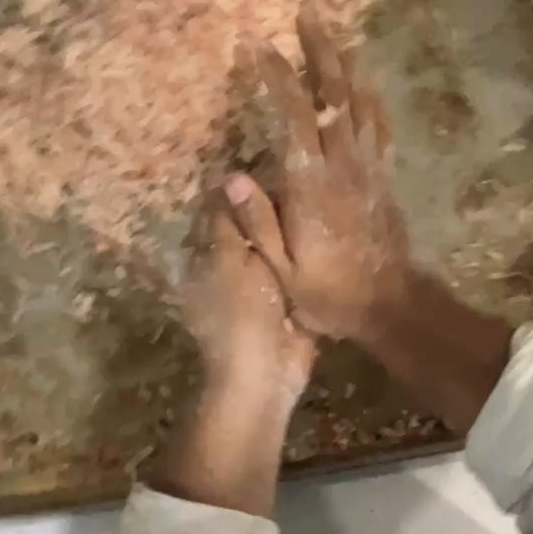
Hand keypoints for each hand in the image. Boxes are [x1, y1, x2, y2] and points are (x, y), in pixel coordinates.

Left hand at [179, 189, 317, 404]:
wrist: (266, 373)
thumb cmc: (241, 314)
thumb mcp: (229, 258)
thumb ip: (229, 219)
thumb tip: (226, 177)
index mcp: (206, 257)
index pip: (219, 210)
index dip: (239, 187)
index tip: (268, 160)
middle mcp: (229, 269)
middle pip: (249, 226)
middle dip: (270, 206)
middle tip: (302, 173)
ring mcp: (259, 287)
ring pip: (274, 245)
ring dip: (291, 228)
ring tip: (318, 194)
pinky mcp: (287, 303)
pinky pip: (295, 269)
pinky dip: (306, 253)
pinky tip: (327, 229)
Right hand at [227, 8, 413, 341]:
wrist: (389, 305)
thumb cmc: (330, 295)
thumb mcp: (284, 271)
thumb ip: (258, 223)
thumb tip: (231, 176)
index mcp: (311, 185)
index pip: (295, 116)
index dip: (278, 77)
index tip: (258, 46)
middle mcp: (343, 166)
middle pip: (334, 95)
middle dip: (318, 52)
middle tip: (305, 15)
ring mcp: (369, 169)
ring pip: (360, 103)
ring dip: (345, 64)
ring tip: (331, 34)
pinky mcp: (385, 179)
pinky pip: (380, 127)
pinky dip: (371, 98)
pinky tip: (364, 83)